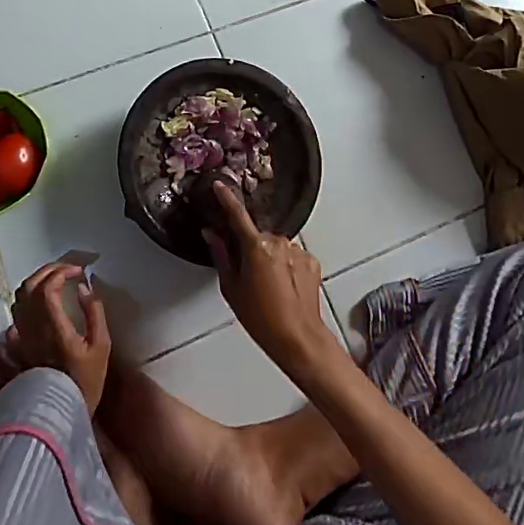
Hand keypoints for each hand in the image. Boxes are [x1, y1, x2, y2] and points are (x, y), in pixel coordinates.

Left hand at [8, 262, 111, 410]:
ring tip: (53, 280)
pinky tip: (40, 299)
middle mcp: (33, 327)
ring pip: (20, 297)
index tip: (77, 271)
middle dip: (48, 271)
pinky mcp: (17, 342)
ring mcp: (22, 334)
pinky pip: (16, 311)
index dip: (61, 272)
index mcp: (54, 327)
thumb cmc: (85, 382)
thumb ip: (94, 314)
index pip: (48, 287)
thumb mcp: (101, 348)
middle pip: (30, 286)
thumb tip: (83, 288)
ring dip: (36, 281)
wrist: (60, 412)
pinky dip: (28, 297)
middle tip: (66, 270)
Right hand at [204, 181, 342, 373]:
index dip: (226, 199)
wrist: (299, 338)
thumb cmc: (261, 317)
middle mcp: (279, 243)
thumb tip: (212, 234)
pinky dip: (284, 265)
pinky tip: (281, 286)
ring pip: (274, 246)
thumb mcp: (230, 286)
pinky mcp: (311, 262)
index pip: (237, 215)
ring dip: (268, 257)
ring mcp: (297, 252)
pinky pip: (290, 255)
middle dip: (249, 247)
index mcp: (256, 247)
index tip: (219, 185)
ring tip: (266, 286)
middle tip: (245, 273)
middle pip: (257, 235)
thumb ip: (221, 254)